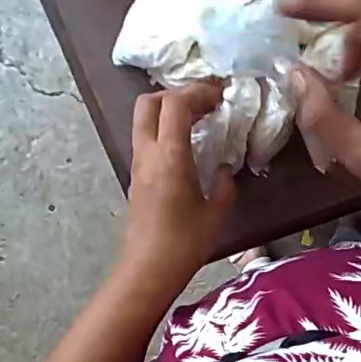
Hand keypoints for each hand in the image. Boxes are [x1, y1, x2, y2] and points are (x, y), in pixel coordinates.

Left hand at [119, 81, 232, 287]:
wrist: (149, 270)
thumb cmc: (185, 244)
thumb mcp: (215, 213)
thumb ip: (224, 185)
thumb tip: (225, 169)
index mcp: (169, 157)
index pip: (176, 104)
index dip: (198, 91)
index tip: (221, 95)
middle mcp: (148, 154)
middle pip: (150, 102)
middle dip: (177, 94)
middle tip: (204, 104)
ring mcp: (138, 166)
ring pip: (145, 120)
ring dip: (169, 112)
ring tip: (199, 123)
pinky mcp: (136, 179)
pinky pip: (147, 141)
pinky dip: (165, 132)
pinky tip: (188, 148)